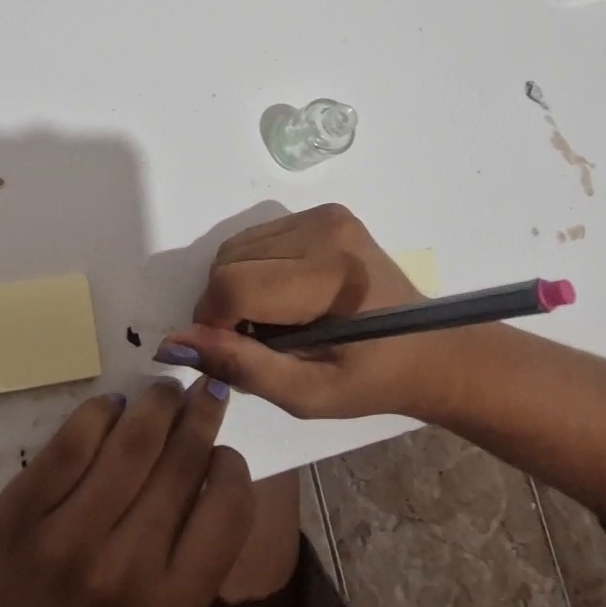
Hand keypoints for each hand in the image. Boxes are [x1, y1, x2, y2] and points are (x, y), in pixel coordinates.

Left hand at [0, 379, 254, 606]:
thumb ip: (183, 565)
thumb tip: (206, 477)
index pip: (228, 512)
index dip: (233, 469)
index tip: (223, 454)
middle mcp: (126, 569)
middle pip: (181, 465)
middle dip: (201, 417)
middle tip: (207, 389)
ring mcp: (68, 536)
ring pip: (132, 443)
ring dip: (157, 403)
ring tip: (165, 389)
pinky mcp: (20, 511)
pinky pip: (72, 443)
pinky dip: (99, 412)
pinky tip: (111, 405)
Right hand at [160, 203, 470, 419]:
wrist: (431, 350)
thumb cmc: (373, 381)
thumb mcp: (308, 394)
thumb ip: (241, 366)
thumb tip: (174, 342)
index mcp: (330, 278)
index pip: (235, 285)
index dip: (216, 323)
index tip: (233, 352)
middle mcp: (326, 230)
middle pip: (229, 262)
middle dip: (226, 306)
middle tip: (260, 342)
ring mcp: (325, 216)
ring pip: (237, 247)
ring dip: (238, 286)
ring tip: (275, 320)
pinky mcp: (324, 212)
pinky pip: (257, 238)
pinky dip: (254, 268)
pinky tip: (285, 296)